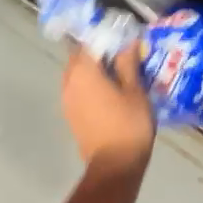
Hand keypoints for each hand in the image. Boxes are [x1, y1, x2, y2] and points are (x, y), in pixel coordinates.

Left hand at [60, 46, 154, 168]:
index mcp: (84, 71)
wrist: (114, 165)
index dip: (104, 37)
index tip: (121, 38)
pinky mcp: (70, 115)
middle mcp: (69, 82)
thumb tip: (127, 43)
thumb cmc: (129, 124)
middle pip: (78, 58)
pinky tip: (110, 93)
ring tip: (117, 74)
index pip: (88, 42)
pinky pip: (78, 90)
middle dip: (96, 53)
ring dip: (93, 70)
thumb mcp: (135, 91)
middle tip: (120, 55)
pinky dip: (90, 86)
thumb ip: (128, 64)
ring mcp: (67, 100)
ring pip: (76, 75)